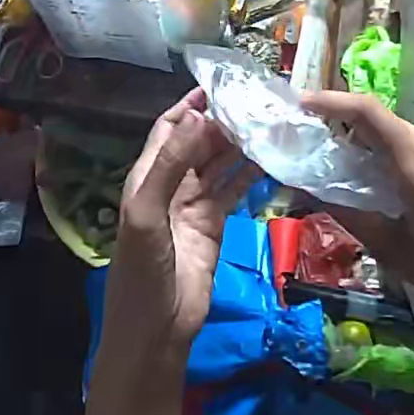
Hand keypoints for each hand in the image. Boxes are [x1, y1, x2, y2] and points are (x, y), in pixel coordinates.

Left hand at [111, 89, 260, 349]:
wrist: (157, 329)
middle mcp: (171, 183)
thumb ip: (170, 164)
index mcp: (148, 175)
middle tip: (255, 102)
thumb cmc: (143, 269)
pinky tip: (270, 158)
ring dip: (239, 145)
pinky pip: (234, 190)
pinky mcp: (216, 223)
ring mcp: (195, 203)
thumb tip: (197, 116)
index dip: (189, 106)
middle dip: (222, 122)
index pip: (169, 129)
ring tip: (268, 122)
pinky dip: (250, 174)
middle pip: (198, 143)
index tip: (218, 85)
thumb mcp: (147, 212)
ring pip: (219, 164)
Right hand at [300, 91, 413, 332]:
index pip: (370, 115)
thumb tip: (310, 191)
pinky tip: (411, 195)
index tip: (303, 104)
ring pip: (409, 138)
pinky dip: (409, 161)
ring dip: (382, 152)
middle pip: (387, 126)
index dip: (332, 101)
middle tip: (327, 157)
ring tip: (370, 186)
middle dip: (352, 134)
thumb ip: (355, 218)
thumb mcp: (403, 258)